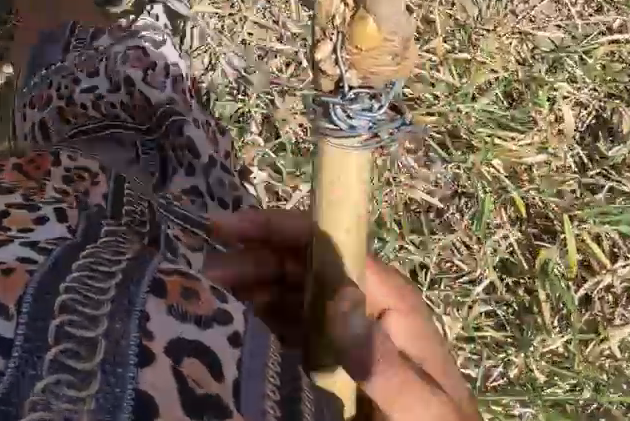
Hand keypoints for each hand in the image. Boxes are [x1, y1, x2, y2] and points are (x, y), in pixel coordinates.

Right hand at [206, 209, 478, 420]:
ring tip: (210, 297)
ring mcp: (342, 329)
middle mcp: (360, 301)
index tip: (226, 230)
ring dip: (247, 286)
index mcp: (384, 298)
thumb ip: (381, 360)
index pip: (323, 241)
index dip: (273, 227)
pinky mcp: (328, 357)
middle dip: (250, 259)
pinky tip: (231, 326)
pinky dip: (254, 317)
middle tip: (208, 274)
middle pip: (296, 260)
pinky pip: (284, 323)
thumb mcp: (420, 408)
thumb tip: (339, 299)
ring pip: (285, 288)